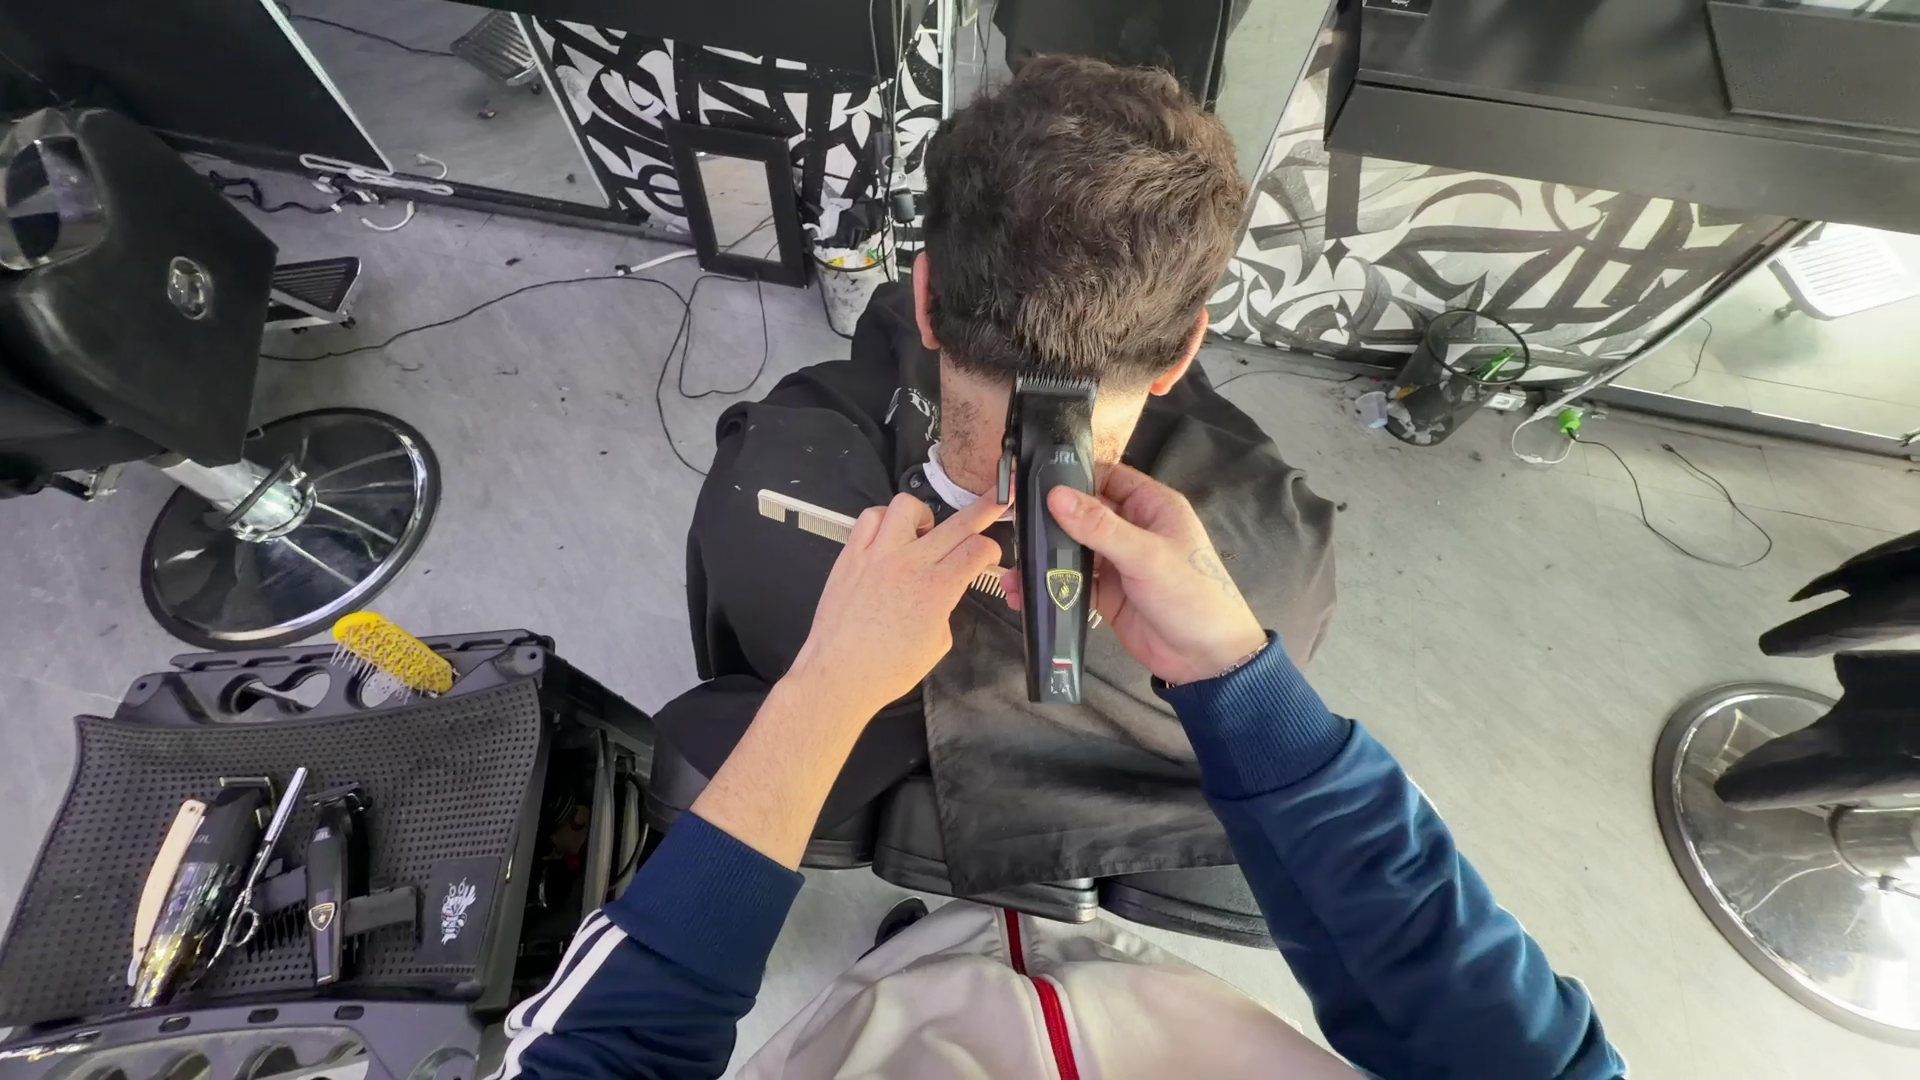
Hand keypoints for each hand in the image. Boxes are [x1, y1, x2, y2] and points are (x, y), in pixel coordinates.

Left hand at [787, 492, 1004, 719]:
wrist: (840, 675)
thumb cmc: (887, 669)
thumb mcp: (938, 643)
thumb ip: (946, 607)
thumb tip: (944, 592)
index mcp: (937, 589)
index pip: (977, 549)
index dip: (991, 548)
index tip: (989, 553)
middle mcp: (909, 564)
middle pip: (958, 523)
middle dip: (984, 509)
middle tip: (994, 499)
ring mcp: (878, 555)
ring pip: (908, 506)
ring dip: (924, 515)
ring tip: (923, 532)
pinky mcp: (851, 555)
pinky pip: (870, 518)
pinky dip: (884, 520)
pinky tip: (888, 535)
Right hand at [1003, 464, 1265, 685]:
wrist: (1206, 660)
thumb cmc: (1192, 596)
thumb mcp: (1146, 556)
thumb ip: (1100, 527)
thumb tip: (1055, 496)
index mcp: (1152, 507)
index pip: (1107, 478)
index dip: (1073, 477)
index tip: (1034, 482)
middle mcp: (1132, 528)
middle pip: (1083, 514)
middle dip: (1049, 521)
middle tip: (1013, 525)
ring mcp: (1117, 562)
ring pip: (1073, 549)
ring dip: (1044, 557)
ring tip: (1014, 570)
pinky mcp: (1106, 592)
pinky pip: (1071, 581)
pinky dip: (1049, 586)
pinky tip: (1023, 592)